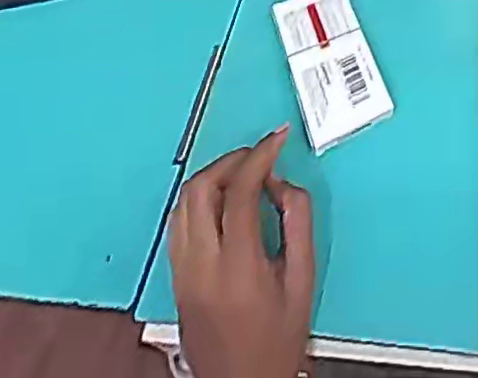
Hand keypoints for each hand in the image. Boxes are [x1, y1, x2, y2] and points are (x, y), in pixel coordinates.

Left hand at [169, 126, 314, 377]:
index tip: (277, 138)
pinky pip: (179, 219)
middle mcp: (202, 264)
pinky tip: (223, 197)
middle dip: (233, 159)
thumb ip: (298, 221)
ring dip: (214, 174)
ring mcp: (182, 269)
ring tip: (244, 171)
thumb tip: (282, 183)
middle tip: (260, 154)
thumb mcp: (303, 279)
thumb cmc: (277, 339)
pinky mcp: (175, 275)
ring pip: (185, 200)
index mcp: (237, 267)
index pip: (240, 191)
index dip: (260, 155)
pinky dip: (200, 196)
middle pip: (202, 188)